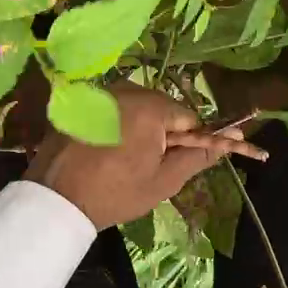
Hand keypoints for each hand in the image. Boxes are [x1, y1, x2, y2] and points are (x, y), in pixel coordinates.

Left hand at [30, 83, 266, 230]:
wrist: (56, 198)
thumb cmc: (116, 192)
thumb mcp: (164, 180)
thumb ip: (198, 156)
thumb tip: (231, 139)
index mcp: (151, 106)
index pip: (188, 117)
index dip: (191, 140)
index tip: (180, 162)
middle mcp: (127, 90)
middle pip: (162, 108)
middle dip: (163, 133)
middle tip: (151, 166)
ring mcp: (101, 94)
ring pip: (137, 107)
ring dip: (140, 129)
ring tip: (128, 161)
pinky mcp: (82, 103)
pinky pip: (113, 109)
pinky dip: (117, 126)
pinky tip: (107, 151)